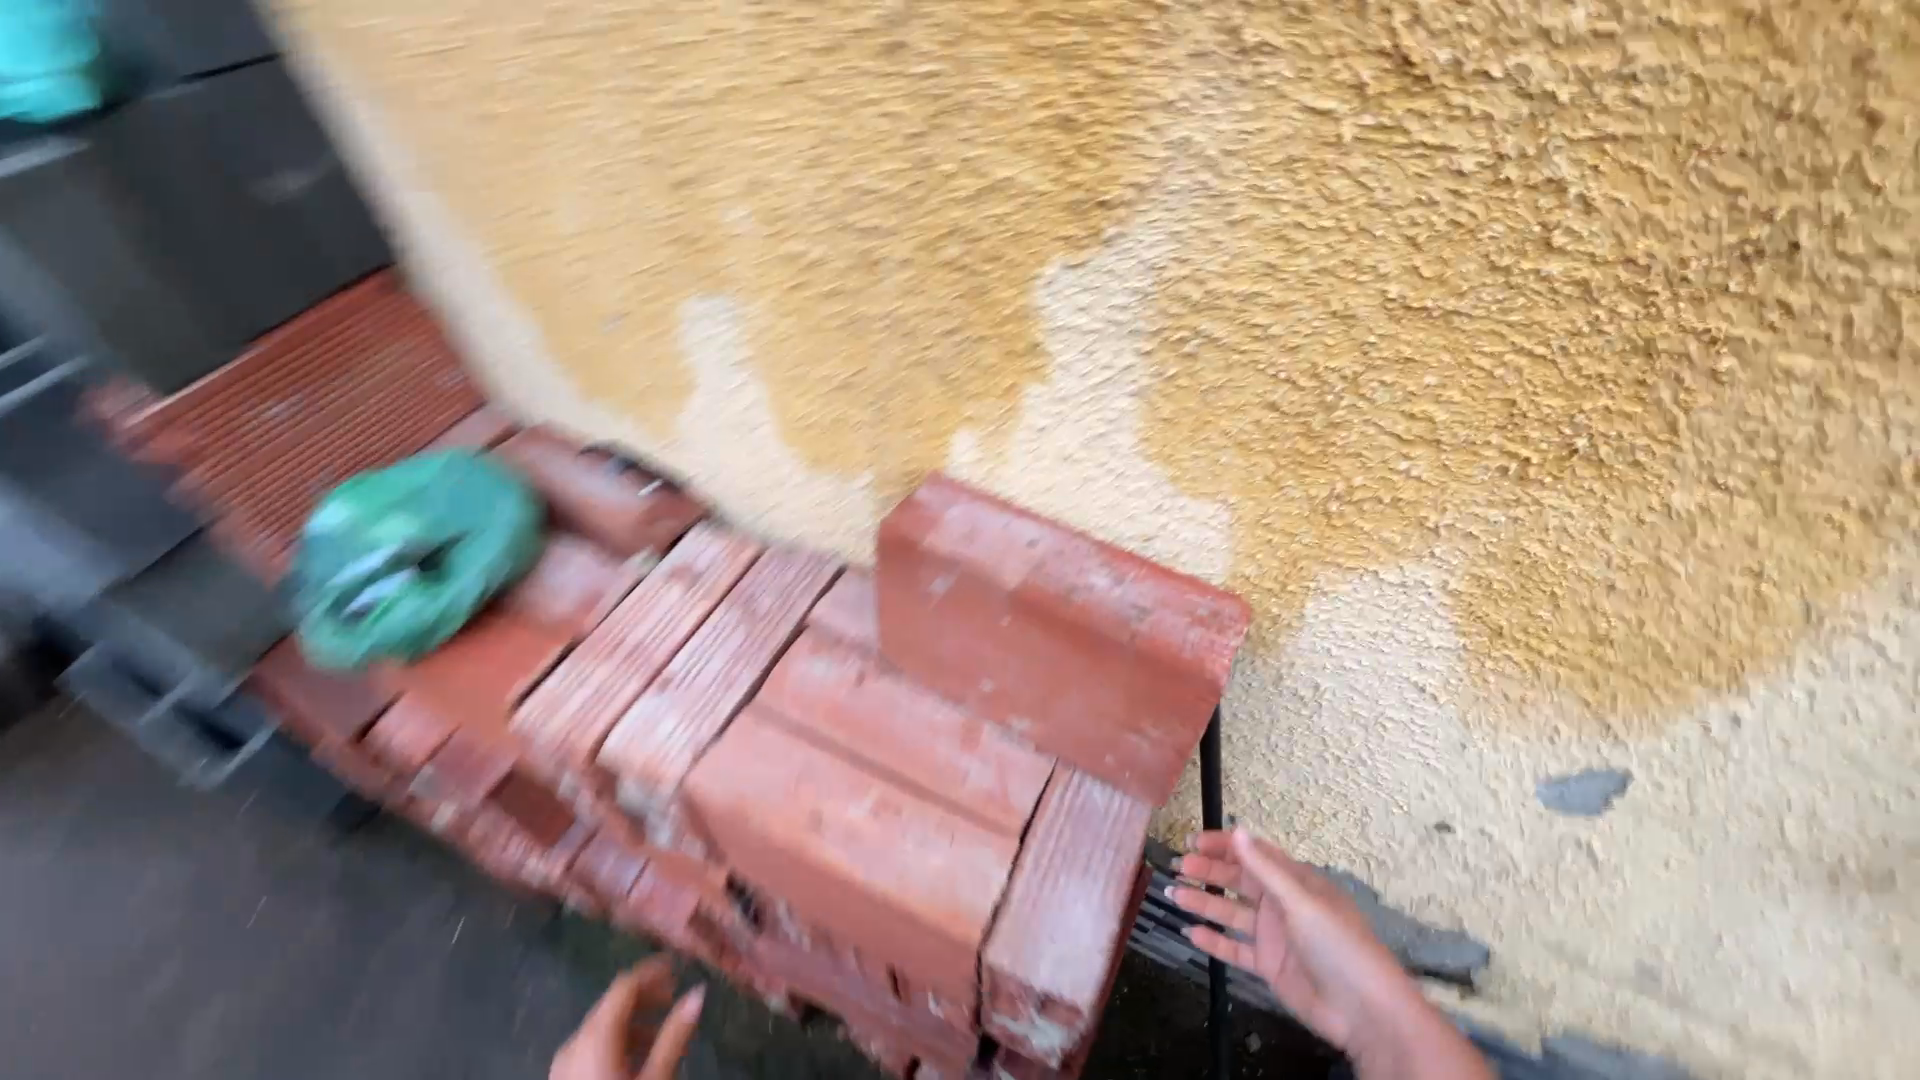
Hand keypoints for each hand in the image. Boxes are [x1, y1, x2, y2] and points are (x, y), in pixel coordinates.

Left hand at [551, 957, 705, 1079]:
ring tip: (661, 1036)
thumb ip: (676, 1034)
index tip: (680, 969)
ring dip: (633, 1022)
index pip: (625, 985)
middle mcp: (574, 1042)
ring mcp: (562, 1066)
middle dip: (645, 997)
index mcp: (597, 1036)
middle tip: (675, 999)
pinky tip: (637, 1062)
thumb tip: (698, 992)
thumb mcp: (657, 1079)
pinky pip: (591, 1048)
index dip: (653, 972)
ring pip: (602, 1027)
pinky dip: (617, 1042)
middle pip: (612, 1004)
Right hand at [1170, 829, 1490, 1079]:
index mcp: (1295, 882)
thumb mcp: (1302, 902)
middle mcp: (1282, 905)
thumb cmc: (1340, 947)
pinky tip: (1190, 932)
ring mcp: (1274, 936)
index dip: (1224, 845)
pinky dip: (1213, 941)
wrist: (1366, 1012)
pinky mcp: (1269, 966)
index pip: (1254, 854)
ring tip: (1172, 895)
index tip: (1193, 841)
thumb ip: (1265, 868)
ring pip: (1231, 914)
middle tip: (1178, 867)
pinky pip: (1235, 949)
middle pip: (1238, 882)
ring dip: (1203, 903)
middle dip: (1208, 872)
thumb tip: (1238, 830)